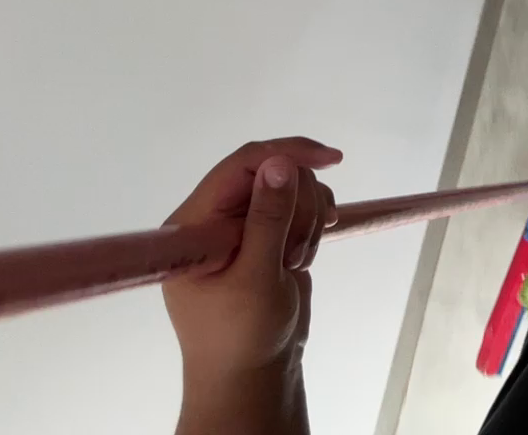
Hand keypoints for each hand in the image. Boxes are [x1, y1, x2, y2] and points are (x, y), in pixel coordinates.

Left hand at [162, 138, 342, 381]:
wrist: (255, 374)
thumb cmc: (242, 335)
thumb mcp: (256, 279)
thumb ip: (269, 218)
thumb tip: (279, 162)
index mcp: (194, 225)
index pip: (241, 165)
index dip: (287, 153)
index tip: (333, 160)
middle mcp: (215, 217)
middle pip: (275, 172)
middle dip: (299, 206)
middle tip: (293, 253)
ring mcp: (242, 224)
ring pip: (295, 185)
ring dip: (308, 220)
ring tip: (294, 263)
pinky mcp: (268, 231)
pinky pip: (303, 201)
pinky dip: (315, 221)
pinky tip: (305, 252)